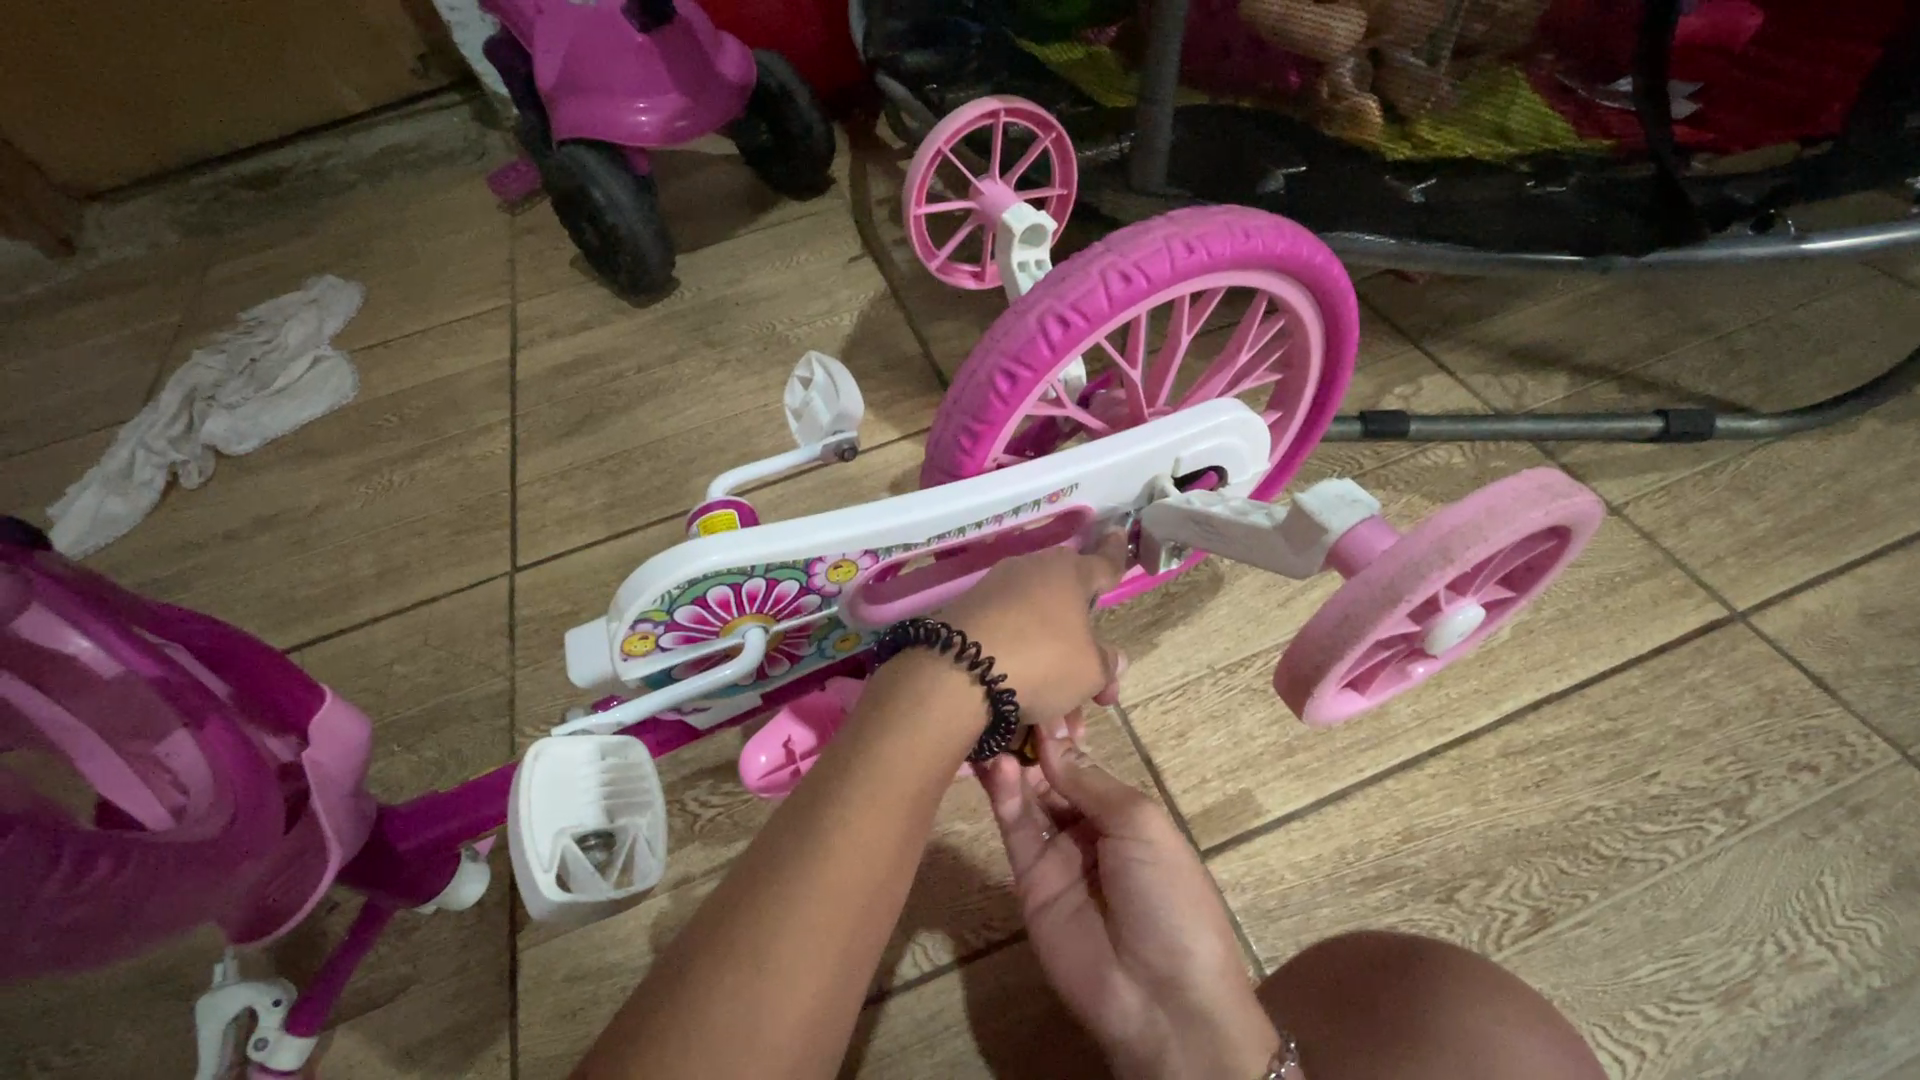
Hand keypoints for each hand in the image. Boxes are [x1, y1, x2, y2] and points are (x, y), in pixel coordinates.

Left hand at [935, 533, 1127, 734]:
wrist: (959, 669)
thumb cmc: (1043, 659)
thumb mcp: (1089, 671)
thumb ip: (1105, 664)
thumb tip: (1113, 660)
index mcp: (1068, 573)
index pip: (1102, 562)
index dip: (1115, 554)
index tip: (1117, 532)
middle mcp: (1031, 573)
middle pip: (1068, 614)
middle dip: (1084, 662)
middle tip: (1098, 698)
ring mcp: (995, 594)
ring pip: (1037, 640)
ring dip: (1052, 684)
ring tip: (1058, 731)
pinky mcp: (966, 618)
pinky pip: (1006, 647)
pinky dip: (1019, 678)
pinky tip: (1026, 717)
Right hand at [981, 732, 1280, 1079]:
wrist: (1160, 996)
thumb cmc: (1169, 895)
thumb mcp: (1142, 824)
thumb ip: (1090, 782)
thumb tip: (1053, 740)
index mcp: (1128, 814)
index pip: (1088, 766)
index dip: (1067, 736)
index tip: (1043, 694)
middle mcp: (1090, 830)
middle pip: (1054, 779)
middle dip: (1035, 745)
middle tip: (1008, 703)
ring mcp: (1058, 857)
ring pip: (1030, 801)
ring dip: (1015, 765)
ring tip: (996, 728)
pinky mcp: (1029, 883)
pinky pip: (1016, 832)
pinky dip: (1005, 798)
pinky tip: (996, 768)